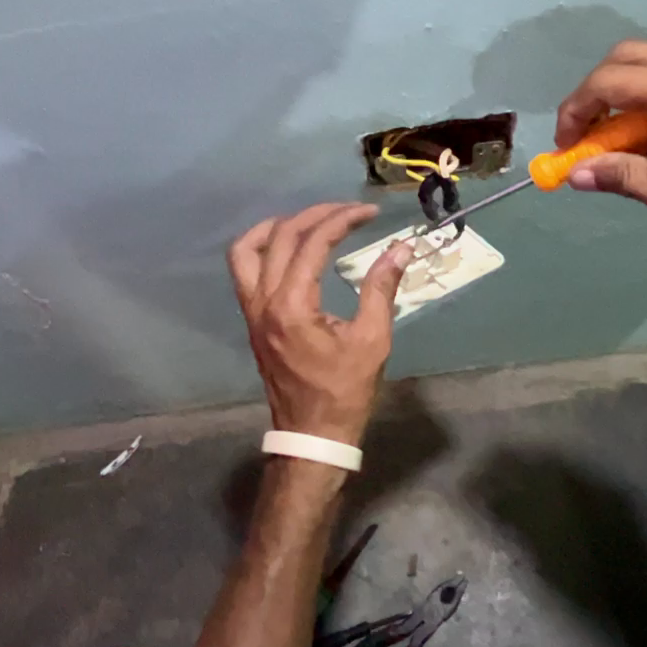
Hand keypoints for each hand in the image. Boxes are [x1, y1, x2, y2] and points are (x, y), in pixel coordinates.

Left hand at [227, 203, 411, 446]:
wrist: (311, 436)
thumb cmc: (344, 392)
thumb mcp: (372, 340)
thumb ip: (382, 288)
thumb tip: (401, 248)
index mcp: (291, 305)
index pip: (312, 243)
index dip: (342, 220)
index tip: (369, 213)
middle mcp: (263, 301)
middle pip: (280, 237)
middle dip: (316, 215)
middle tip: (348, 210)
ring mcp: (251, 310)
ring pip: (247, 250)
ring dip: (276, 227)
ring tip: (308, 220)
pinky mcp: (252, 320)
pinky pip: (244, 271)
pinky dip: (263, 249)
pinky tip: (290, 249)